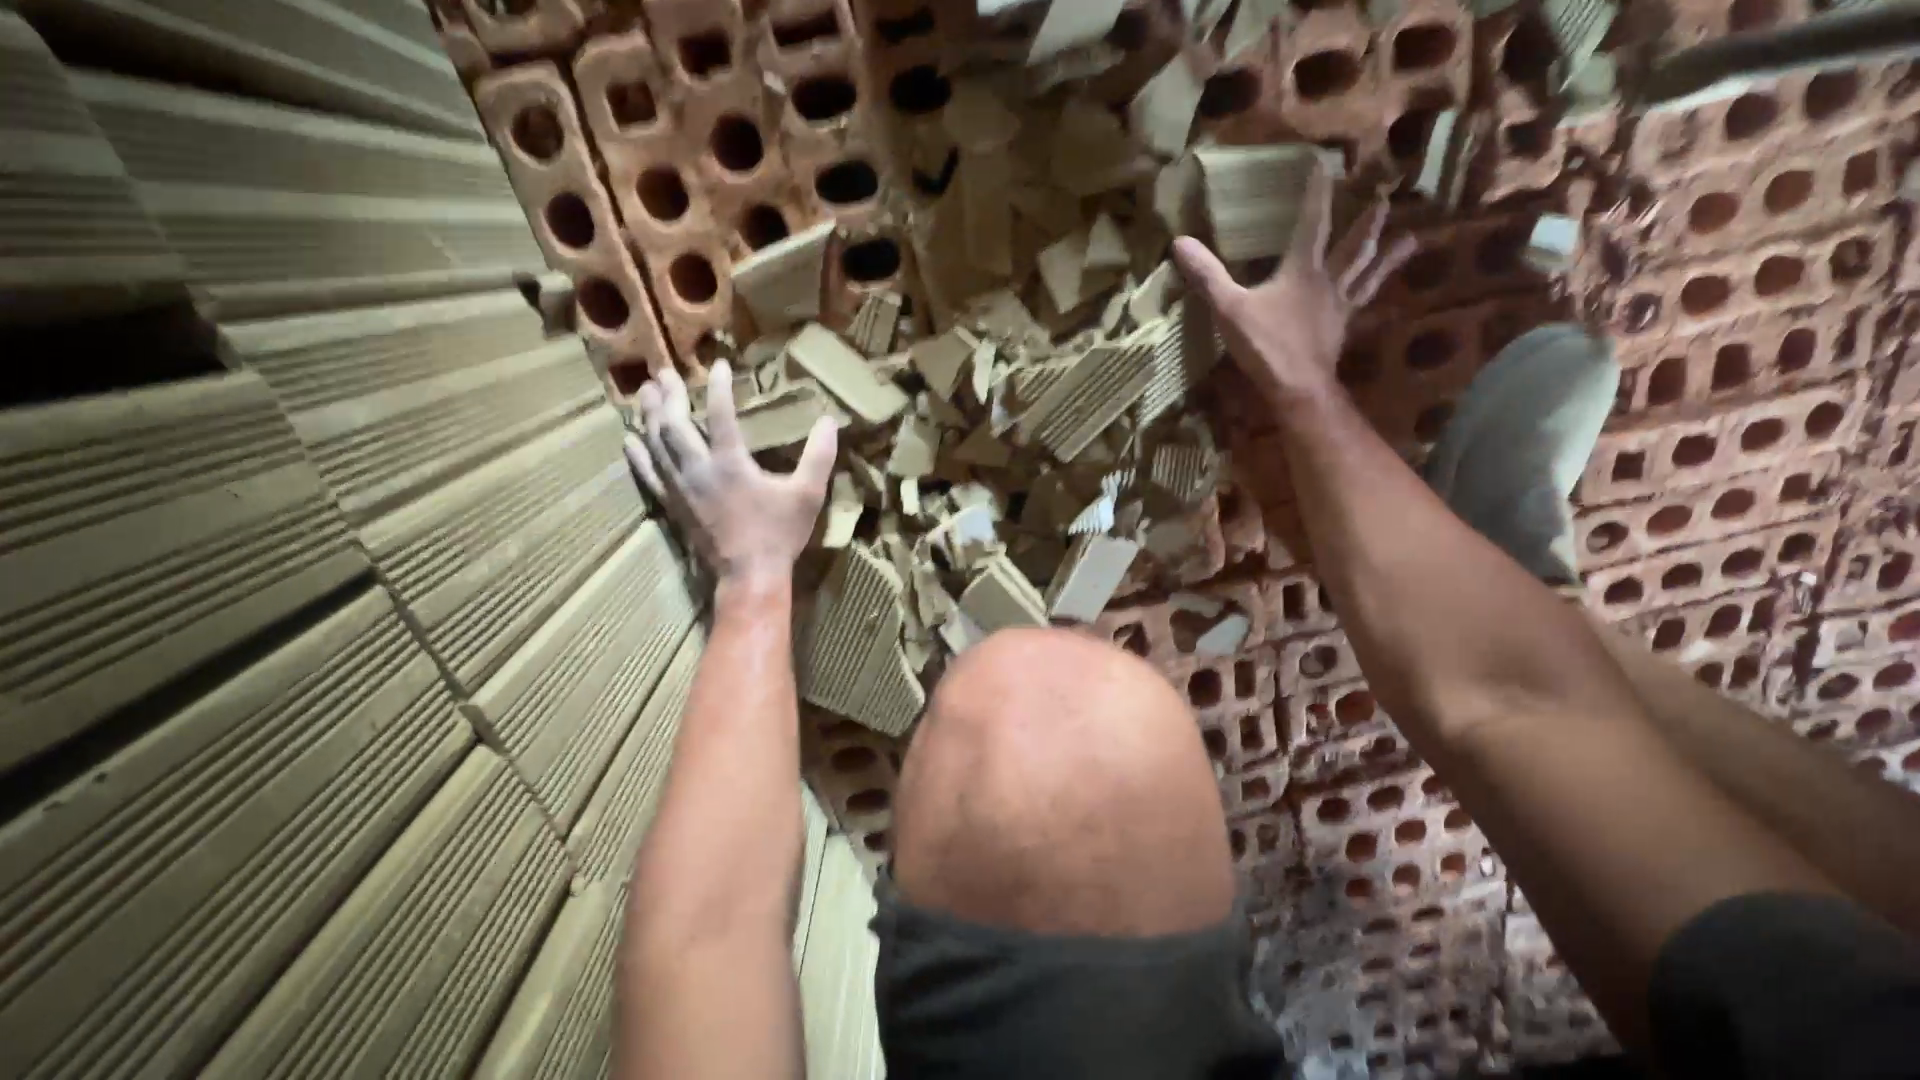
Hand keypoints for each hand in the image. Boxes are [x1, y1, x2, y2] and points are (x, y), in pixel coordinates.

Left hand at [625, 361, 837, 589]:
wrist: (749, 576)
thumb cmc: (779, 534)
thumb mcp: (807, 494)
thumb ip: (819, 456)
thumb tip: (829, 421)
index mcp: (731, 463)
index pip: (720, 414)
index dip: (719, 387)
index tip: (720, 365)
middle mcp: (699, 470)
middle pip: (675, 424)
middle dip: (671, 396)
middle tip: (666, 372)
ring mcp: (681, 488)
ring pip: (656, 444)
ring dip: (650, 416)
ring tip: (646, 393)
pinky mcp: (673, 505)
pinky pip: (649, 474)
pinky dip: (638, 454)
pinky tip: (629, 439)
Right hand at [1173, 165, 1414, 406]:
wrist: (1299, 387)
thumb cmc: (1266, 345)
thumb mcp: (1229, 309)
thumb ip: (1207, 276)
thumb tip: (1179, 242)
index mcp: (1302, 269)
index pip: (1313, 222)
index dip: (1317, 193)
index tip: (1323, 165)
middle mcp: (1327, 281)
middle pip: (1354, 245)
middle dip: (1368, 221)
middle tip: (1385, 199)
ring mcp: (1339, 306)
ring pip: (1367, 273)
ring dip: (1387, 255)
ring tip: (1410, 239)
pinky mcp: (1342, 328)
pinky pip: (1362, 303)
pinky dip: (1371, 292)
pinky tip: (1377, 290)